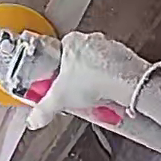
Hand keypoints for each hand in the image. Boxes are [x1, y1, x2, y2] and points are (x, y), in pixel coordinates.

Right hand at [26, 31, 153, 130]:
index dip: (58, 71)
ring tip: (95, 99)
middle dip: (79, 79)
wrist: (126, 82)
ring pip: (99, 66)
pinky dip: (112, 82)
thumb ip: (43, 110)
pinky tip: (110, 96)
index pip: (59, 54)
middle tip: (77, 95)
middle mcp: (92, 40)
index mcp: (71, 42)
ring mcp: (110, 47)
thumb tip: (33, 119)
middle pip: (80, 61)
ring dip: (97, 81)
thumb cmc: (93, 80)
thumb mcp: (59, 99)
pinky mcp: (126, 57)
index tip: (59, 84)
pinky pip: (115, 70)